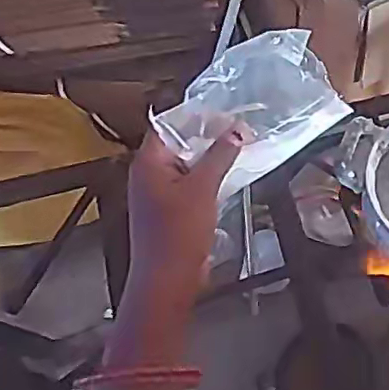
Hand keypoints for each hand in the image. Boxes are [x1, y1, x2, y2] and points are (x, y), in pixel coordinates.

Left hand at [126, 127, 241, 304]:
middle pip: (179, 143)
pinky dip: (209, 174)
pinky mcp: (171, 208)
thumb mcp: (203, 188)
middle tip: (239, 127)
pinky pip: (191, 181)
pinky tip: (230, 173)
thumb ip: (220, 155)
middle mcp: (149, 173)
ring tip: (240, 146)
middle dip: (209, 135)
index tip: (226, 112)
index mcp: (148, 163)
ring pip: (188, 163)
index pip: (169, 125)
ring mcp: (159, 191)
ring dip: (212, 155)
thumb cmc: (178, 232)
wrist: (168, 277)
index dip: (197, 116)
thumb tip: (236, 130)